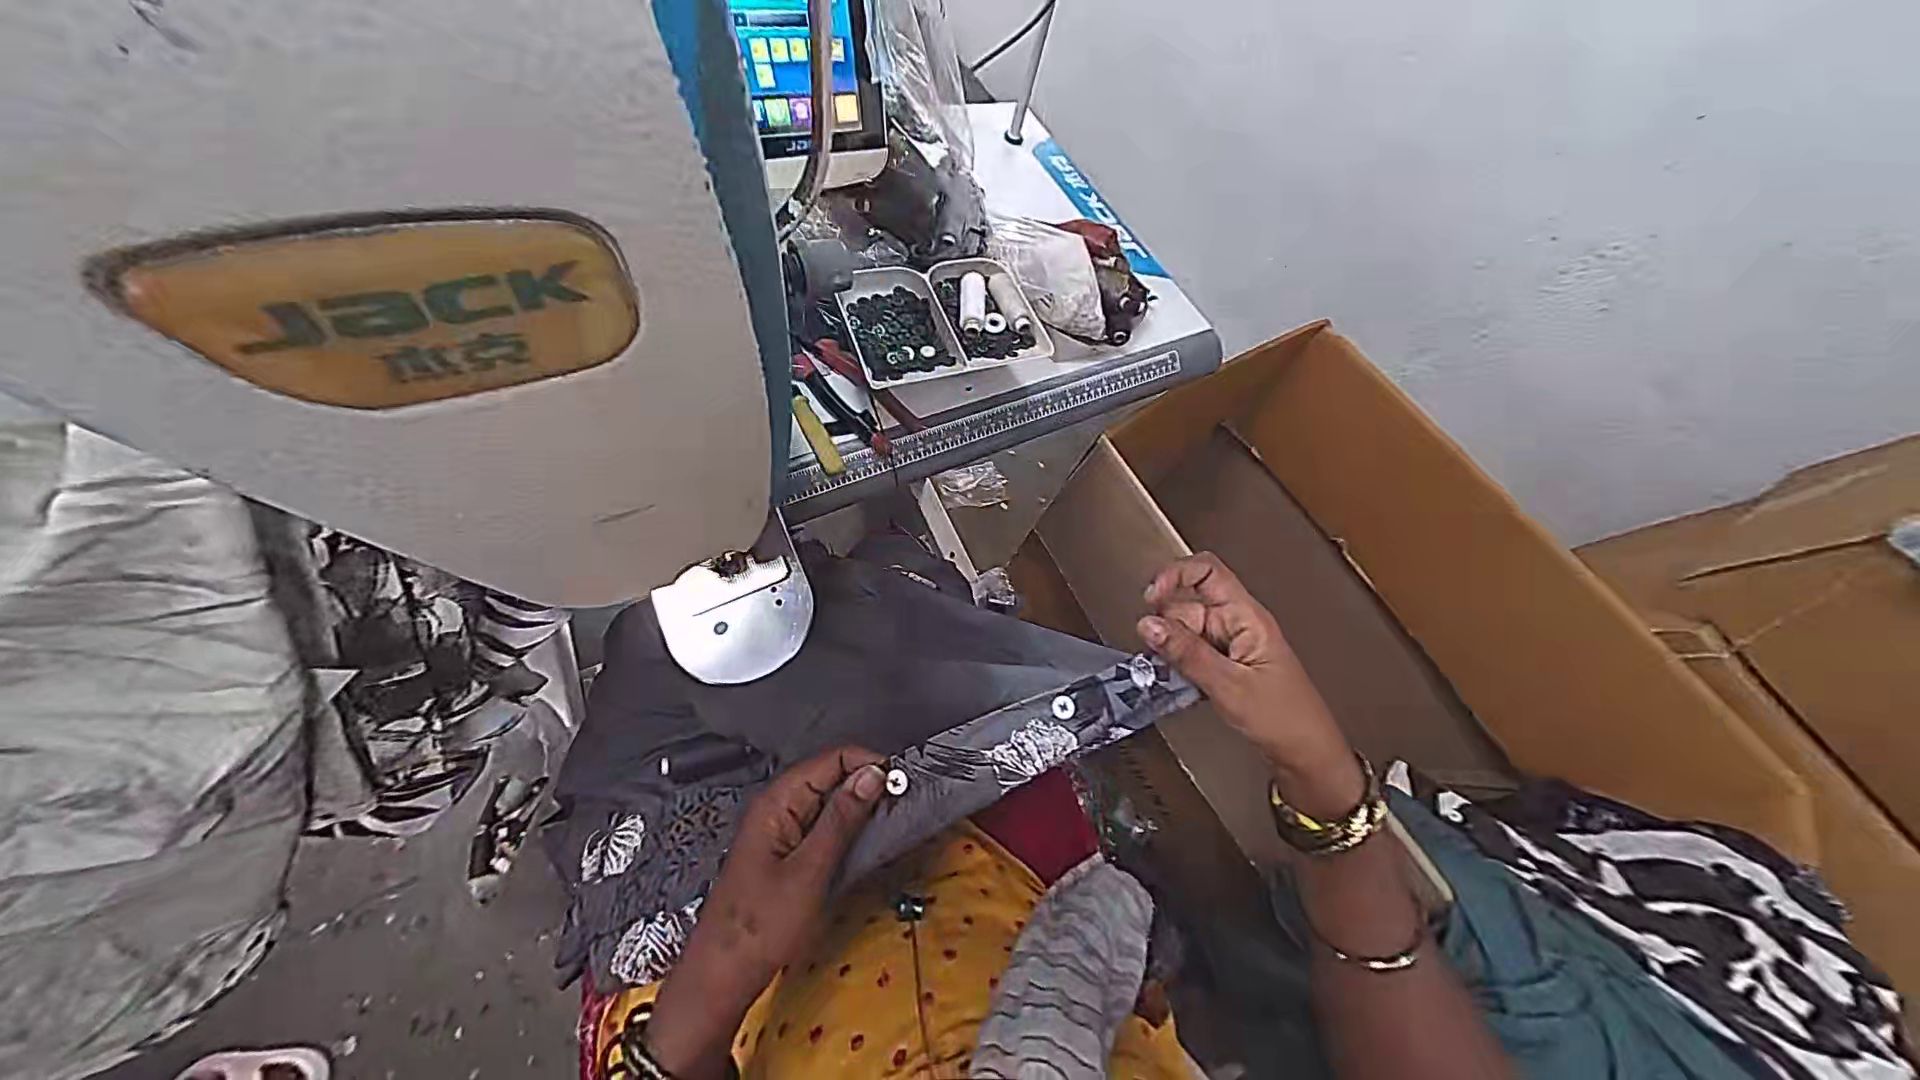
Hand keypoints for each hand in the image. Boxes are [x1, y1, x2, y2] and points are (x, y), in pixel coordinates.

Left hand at [647, 747, 887, 1078]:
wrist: (722, 978)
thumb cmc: (759, 929)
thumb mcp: (810, 870)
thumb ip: (842, 818)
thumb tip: (872, 776)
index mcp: (777, 801)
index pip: (833, 759)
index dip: (869, 764)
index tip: (900, 781)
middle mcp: (777, 806)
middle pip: (831, 774)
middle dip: (867, 783)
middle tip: (900, 801)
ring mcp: (781, 826)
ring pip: (829, 798)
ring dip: (860, 804)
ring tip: (888, 819)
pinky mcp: (787, 848)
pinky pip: (822, 821)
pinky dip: (846, 825)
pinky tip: (863, 838)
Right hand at [1136, 553, 1360, 816]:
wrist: (1306, 753)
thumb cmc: (1286, 719)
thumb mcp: (1229, 685)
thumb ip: (1185, 653)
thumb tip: (1149, 624)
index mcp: (1246, 616)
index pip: (1206, 571)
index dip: (1175, 574)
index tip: (1151, 596)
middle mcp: (1236, 623)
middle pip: (1186, 604)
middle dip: (1167, 626)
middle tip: (1163, 654)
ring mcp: (1228, 642)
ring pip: (1182, 630)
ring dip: (1171, 649)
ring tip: (1179, 675)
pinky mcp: (1221, 661)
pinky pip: (1188, 650)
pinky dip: (1178, 663)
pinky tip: (1184, 682)